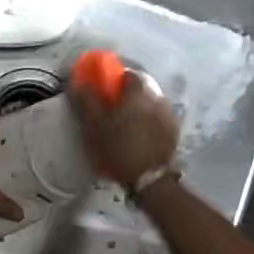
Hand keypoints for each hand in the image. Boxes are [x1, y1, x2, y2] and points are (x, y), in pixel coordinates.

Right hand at [73, 70, 178, 185]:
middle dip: (129, 98)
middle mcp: (157, 98)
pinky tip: (143, 139)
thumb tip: (79, 82)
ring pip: (151, 106)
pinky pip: (160, 120)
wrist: (149, 178)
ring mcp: (169, 115)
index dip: (116, 82)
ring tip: (129, 129)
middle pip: (141, 91)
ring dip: (141, 112)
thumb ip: (87, 101)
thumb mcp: (96, 127)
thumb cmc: (119, 149)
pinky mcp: (174, 131)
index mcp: (137, 93)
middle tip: (115, 114)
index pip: (128, 75)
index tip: (107, 94)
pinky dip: (151, 124)